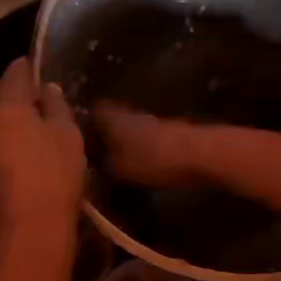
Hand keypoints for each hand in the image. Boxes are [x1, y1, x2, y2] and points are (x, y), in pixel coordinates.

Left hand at [0, 58, 86, 232]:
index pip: (14, 72)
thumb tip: (47, 90)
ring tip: (24, 123)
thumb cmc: (55, 174)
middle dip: (2, 86)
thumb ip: (56, 106)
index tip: (39, 70)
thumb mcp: (68, 135)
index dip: (28, 68)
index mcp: (6, 104)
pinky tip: (17, 145)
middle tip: (28, 97)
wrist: (29, 226)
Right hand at [93, 103, 207, 188]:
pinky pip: (149, 137)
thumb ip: (105, 166)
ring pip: (134, 126)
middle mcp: (134, 115)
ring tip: (120, 157)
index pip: (96, 111)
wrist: (201, 153)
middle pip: (116, 118)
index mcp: (116, 120)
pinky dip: (143, 145)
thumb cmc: (154, 160)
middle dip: (107, 131)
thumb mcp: (121, 170)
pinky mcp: (172, 132)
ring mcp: (155, 122)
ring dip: (127, 138)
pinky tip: (143, 160)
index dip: (87, 120)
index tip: (80, 134)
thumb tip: (94, 165)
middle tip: (99, 149)